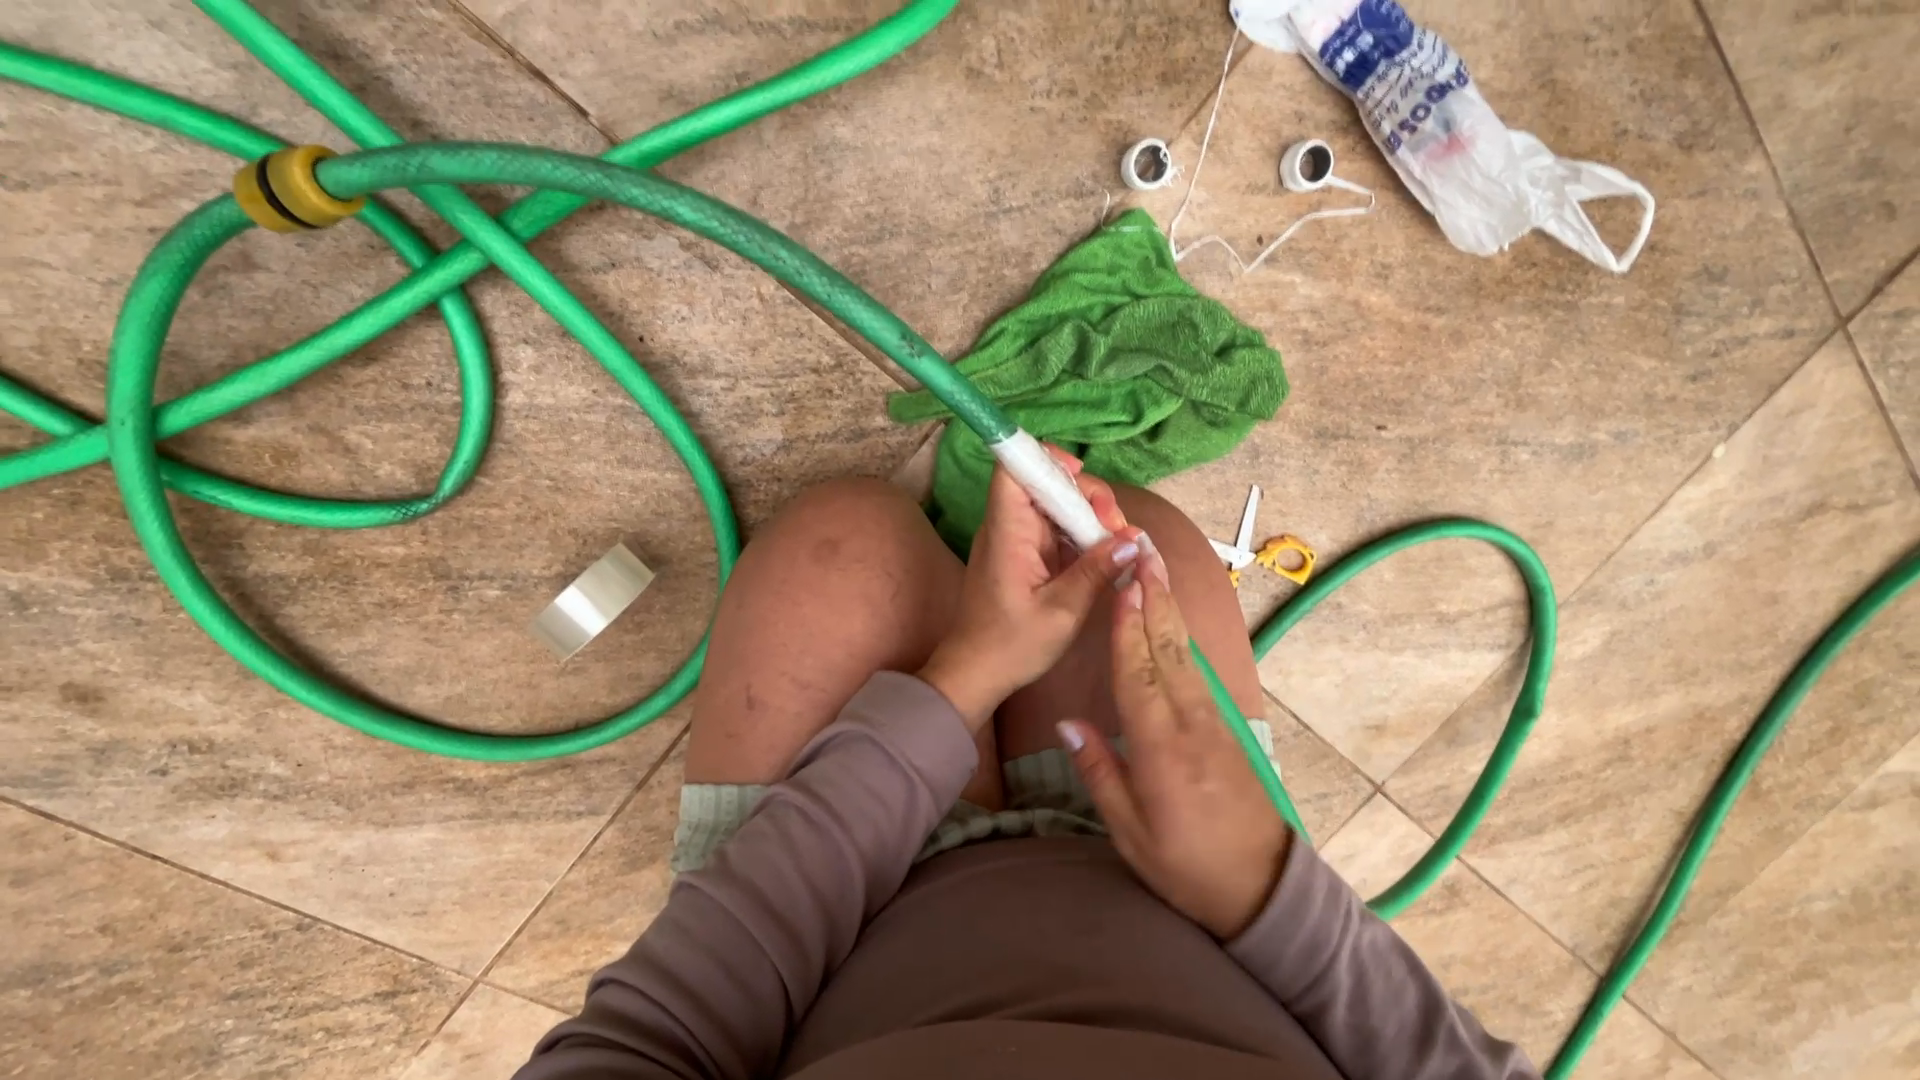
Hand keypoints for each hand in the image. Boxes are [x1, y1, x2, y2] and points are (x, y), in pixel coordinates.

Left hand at [918, 447, 1141, 730]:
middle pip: (1045, 483)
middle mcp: (1009, 527)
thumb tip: (1132, 540)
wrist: (977, 672)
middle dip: (1085, 494)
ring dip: (1089, 516)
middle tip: (1115, 526)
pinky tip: (1106, 553)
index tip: (1080, 473)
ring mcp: (1019, 540)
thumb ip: (1095, 571)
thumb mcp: (1061, 611)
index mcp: (1007, 532)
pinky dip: (1082, 535)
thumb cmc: (1011, 645)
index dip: (1043, 459)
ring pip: (1056, 506)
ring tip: (1117, 542)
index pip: (1012, 471)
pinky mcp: (1028, 555)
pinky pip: (1057, 529)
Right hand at [1058, 554, 1291, 938]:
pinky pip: (1196, 669)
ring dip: (1168, 607)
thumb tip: (1068, 722)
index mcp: (1160, 748)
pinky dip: (1180, 636)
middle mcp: (1189, 723)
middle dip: (1154, 596)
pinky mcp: (1223, 726)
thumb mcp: (1131, 832)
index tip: (1122, 581)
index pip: (1138, 674)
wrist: (1263, 887)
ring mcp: (1212, 721)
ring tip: (1154, 568)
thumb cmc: (1186, 865)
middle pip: (1167, 648)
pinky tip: (1171, 620)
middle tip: (1142, 548)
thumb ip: (1100, 772)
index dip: (1127, 626)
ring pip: (1185, 653)